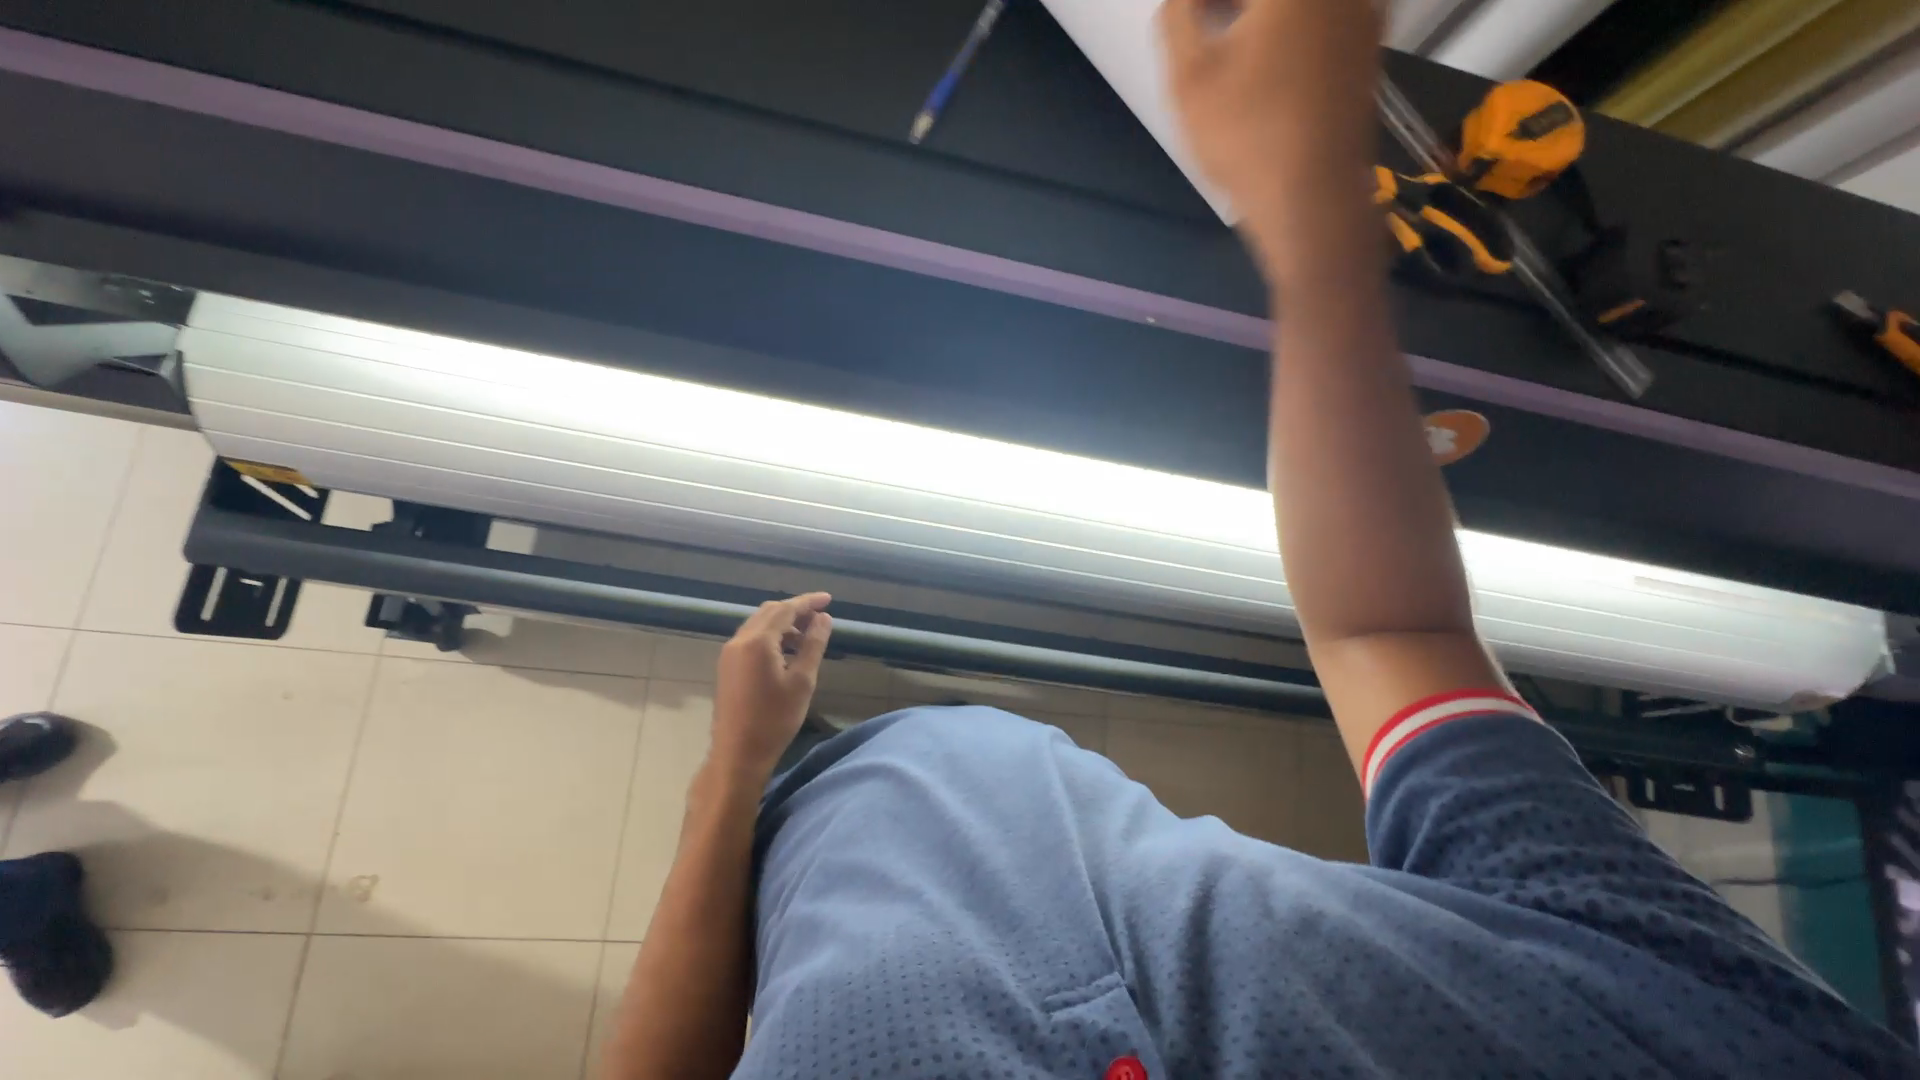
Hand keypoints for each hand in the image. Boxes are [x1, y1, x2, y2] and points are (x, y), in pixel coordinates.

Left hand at [709, 593, 832, 780]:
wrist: (738, 753)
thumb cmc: (775, 719)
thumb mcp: (802, 681)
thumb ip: (813, 645)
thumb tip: (823, 619)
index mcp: (757, 641)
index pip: (786, 609)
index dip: (808, 602)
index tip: (828, 599)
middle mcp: (739, 641)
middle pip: (769, 612)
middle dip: (795, 610)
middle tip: (820, 618)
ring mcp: (729, 654)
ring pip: (758, 625)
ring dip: (783, 624)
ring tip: (807, 637)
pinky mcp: (727, 667)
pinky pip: (751, 639)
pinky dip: (771, 637)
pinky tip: (786, 653)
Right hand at [1158, 0, 1381, 265]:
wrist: (1313, 201)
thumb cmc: (1245, 136)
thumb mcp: (1188, 77)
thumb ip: (1178, 15)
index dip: (1203, 4)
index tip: (1187, 14)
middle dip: (1230, 5)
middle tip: (1200, 20)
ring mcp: (1361, 18)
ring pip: (1301, 7)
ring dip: (1259, 16)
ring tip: (1226, 39)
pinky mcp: (1366, 53)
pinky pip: (1323, 19)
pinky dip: (1289, 29)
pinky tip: (1261, 61)